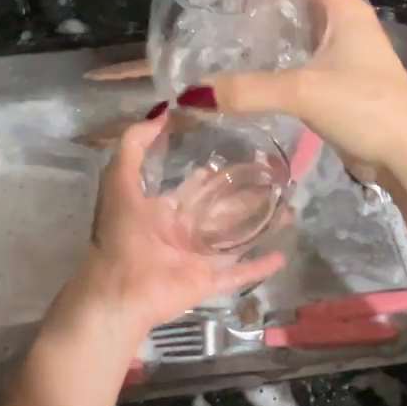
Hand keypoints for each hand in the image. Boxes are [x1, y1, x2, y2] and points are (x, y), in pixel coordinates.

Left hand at [60, 115, 286, 340]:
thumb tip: (160, 113)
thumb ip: (133, 146)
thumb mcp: (119, 180)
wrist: (118, 292)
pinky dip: (258, 266)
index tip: (239, 155)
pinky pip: (238, 274)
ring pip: (235, 238)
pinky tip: (282, 255)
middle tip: (274, 179)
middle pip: (220, 210)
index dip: (212, 173)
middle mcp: (184, 232)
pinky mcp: (208, 282)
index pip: (194, 187)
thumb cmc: (119, 234)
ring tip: (288, 209)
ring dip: (259, 226)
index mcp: (163, 211)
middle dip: (243, 196)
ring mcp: (198, 258)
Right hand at [203, 0, 406, 178]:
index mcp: (344, 9)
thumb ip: (249, 90)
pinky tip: (249, 62)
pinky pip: (300, 55)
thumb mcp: (304, 92)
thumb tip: (192, 94)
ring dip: (270, 20)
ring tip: (227, 18)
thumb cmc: (367, 107)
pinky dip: (276, 52)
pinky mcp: (337, 80)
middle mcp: (344, 23)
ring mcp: (342, 53)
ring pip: (300, 25)